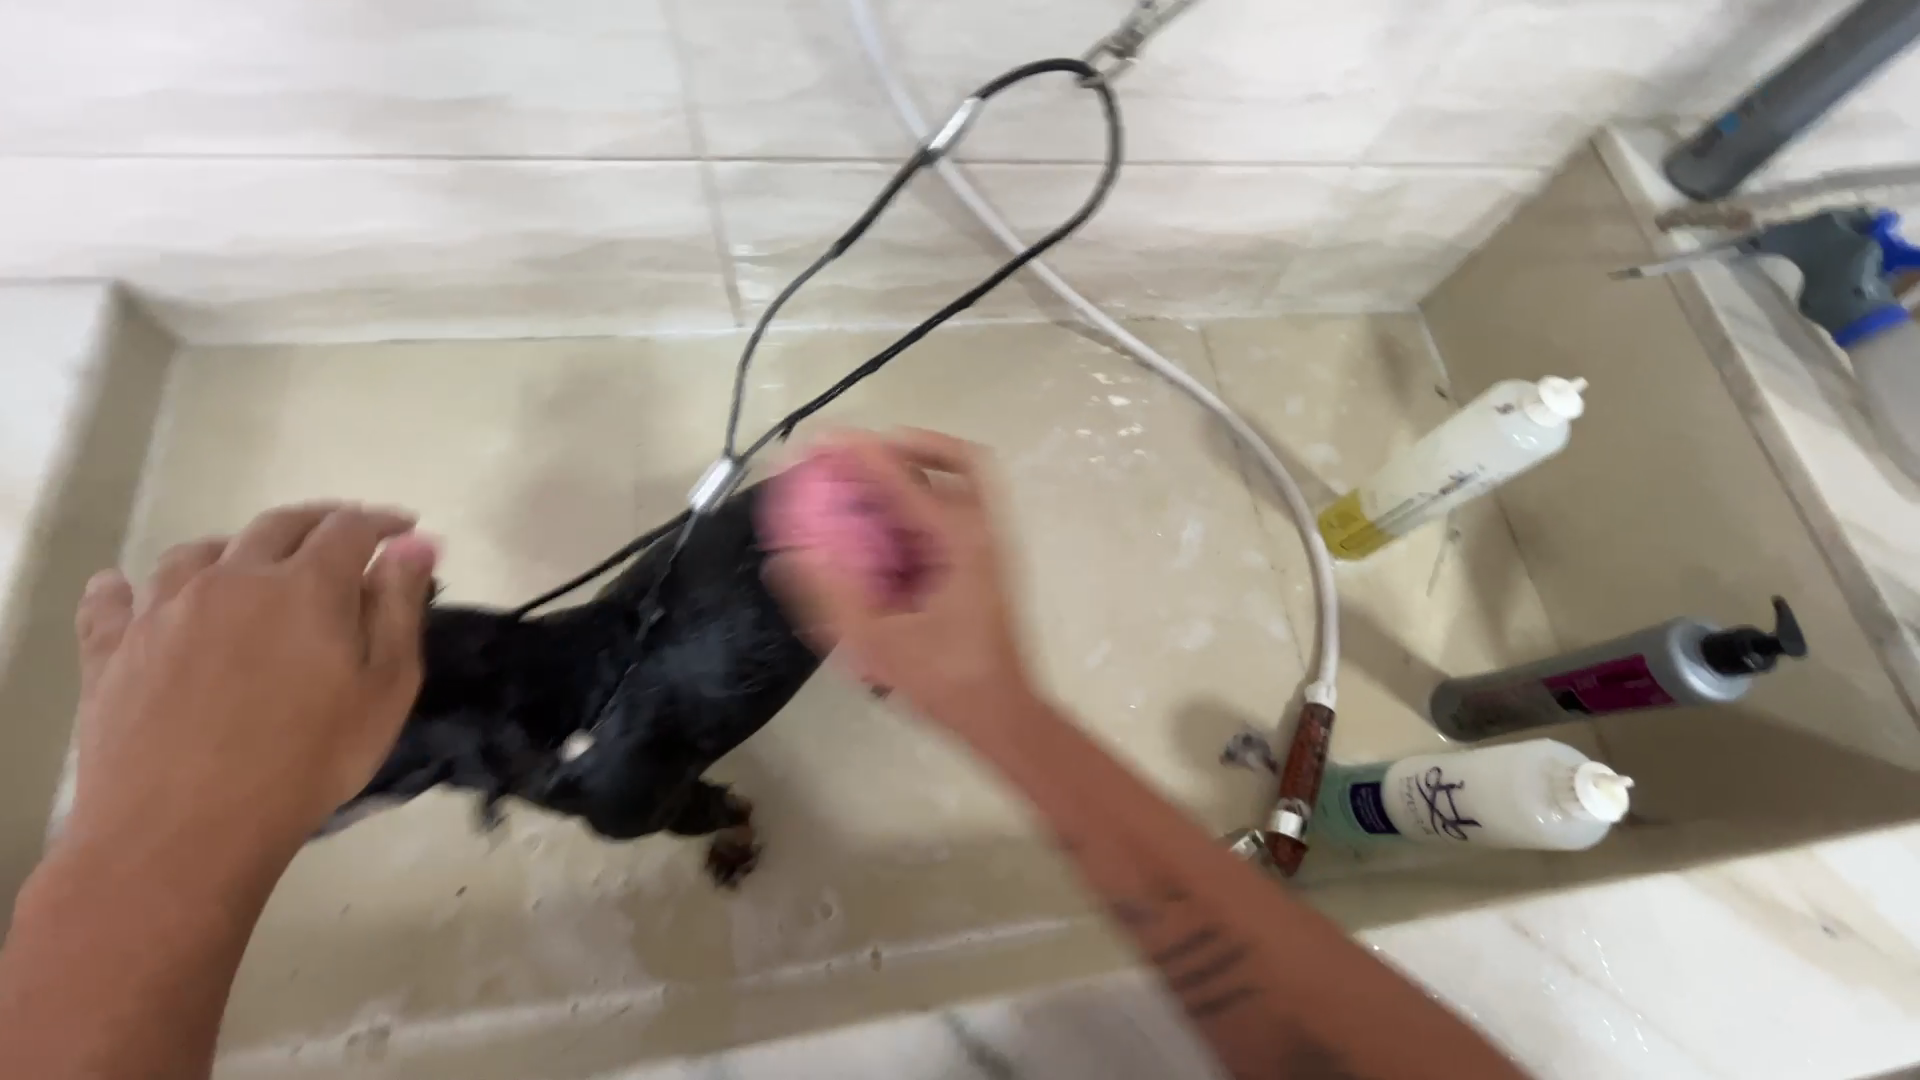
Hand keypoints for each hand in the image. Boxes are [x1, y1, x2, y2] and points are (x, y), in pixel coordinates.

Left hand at [64, 503, 437, 867]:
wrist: (186, 829)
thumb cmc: (313, 755)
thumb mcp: (387, 683)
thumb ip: (399, 606)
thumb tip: (415, 545)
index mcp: (307, 586)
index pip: (351, 529)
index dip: (384, 522)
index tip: (407, 528)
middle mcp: (233, 581)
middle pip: (278, 526)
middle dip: (322, 520)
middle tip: (350, 533)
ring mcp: (163, 613)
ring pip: (200, 552)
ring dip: (239, 545)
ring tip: (258, 563)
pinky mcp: (113, 652)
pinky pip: (114, 599)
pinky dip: (128, 584)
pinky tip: (128, 586)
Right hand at [765, 430, 1044, 736]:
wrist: (1002, 713)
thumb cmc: (945, 681)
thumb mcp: (876, 644)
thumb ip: (830, 597)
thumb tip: (789, 556)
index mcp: (959, 542)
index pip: (906, 478)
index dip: (863, 453)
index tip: (827, 440)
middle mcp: (982, 532)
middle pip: (952, 462)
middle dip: (898, 451)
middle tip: (854, 459)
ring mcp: (990, 545)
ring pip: (958, 483)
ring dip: (910, 477)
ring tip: (863, 489)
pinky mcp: (986, 561)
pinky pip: (954, 513)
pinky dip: (919, 507)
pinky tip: (884, 533)